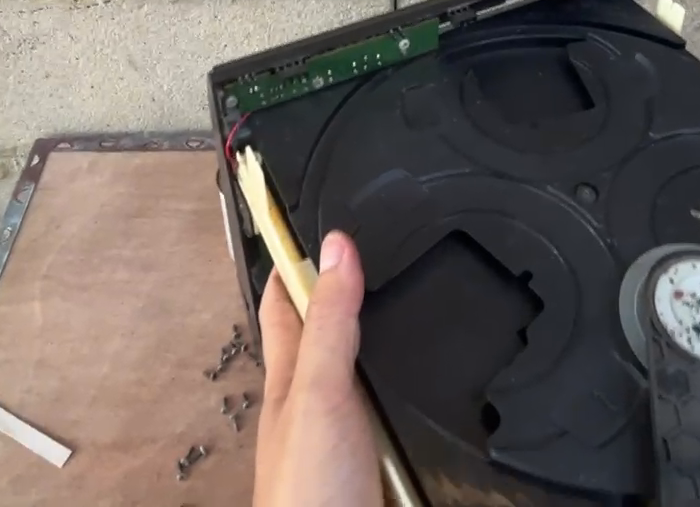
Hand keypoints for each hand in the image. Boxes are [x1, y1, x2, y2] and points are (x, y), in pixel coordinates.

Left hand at [253, 230, 382, 506]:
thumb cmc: (309, 487)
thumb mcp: (318, 391)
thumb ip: (330, 322)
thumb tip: (336, 243)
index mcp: (288, 375)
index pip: (284, 303)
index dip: (292, 261)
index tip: (305, 220)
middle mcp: (310, 398)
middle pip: (319, 331)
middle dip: (337, 291)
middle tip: (369, 251)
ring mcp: (340, 430)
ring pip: (353, 365)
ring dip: (370, 336)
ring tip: (400, 302)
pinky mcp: (369, 458)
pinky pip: (382, 404)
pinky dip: (396, 383)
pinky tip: (415, 381)